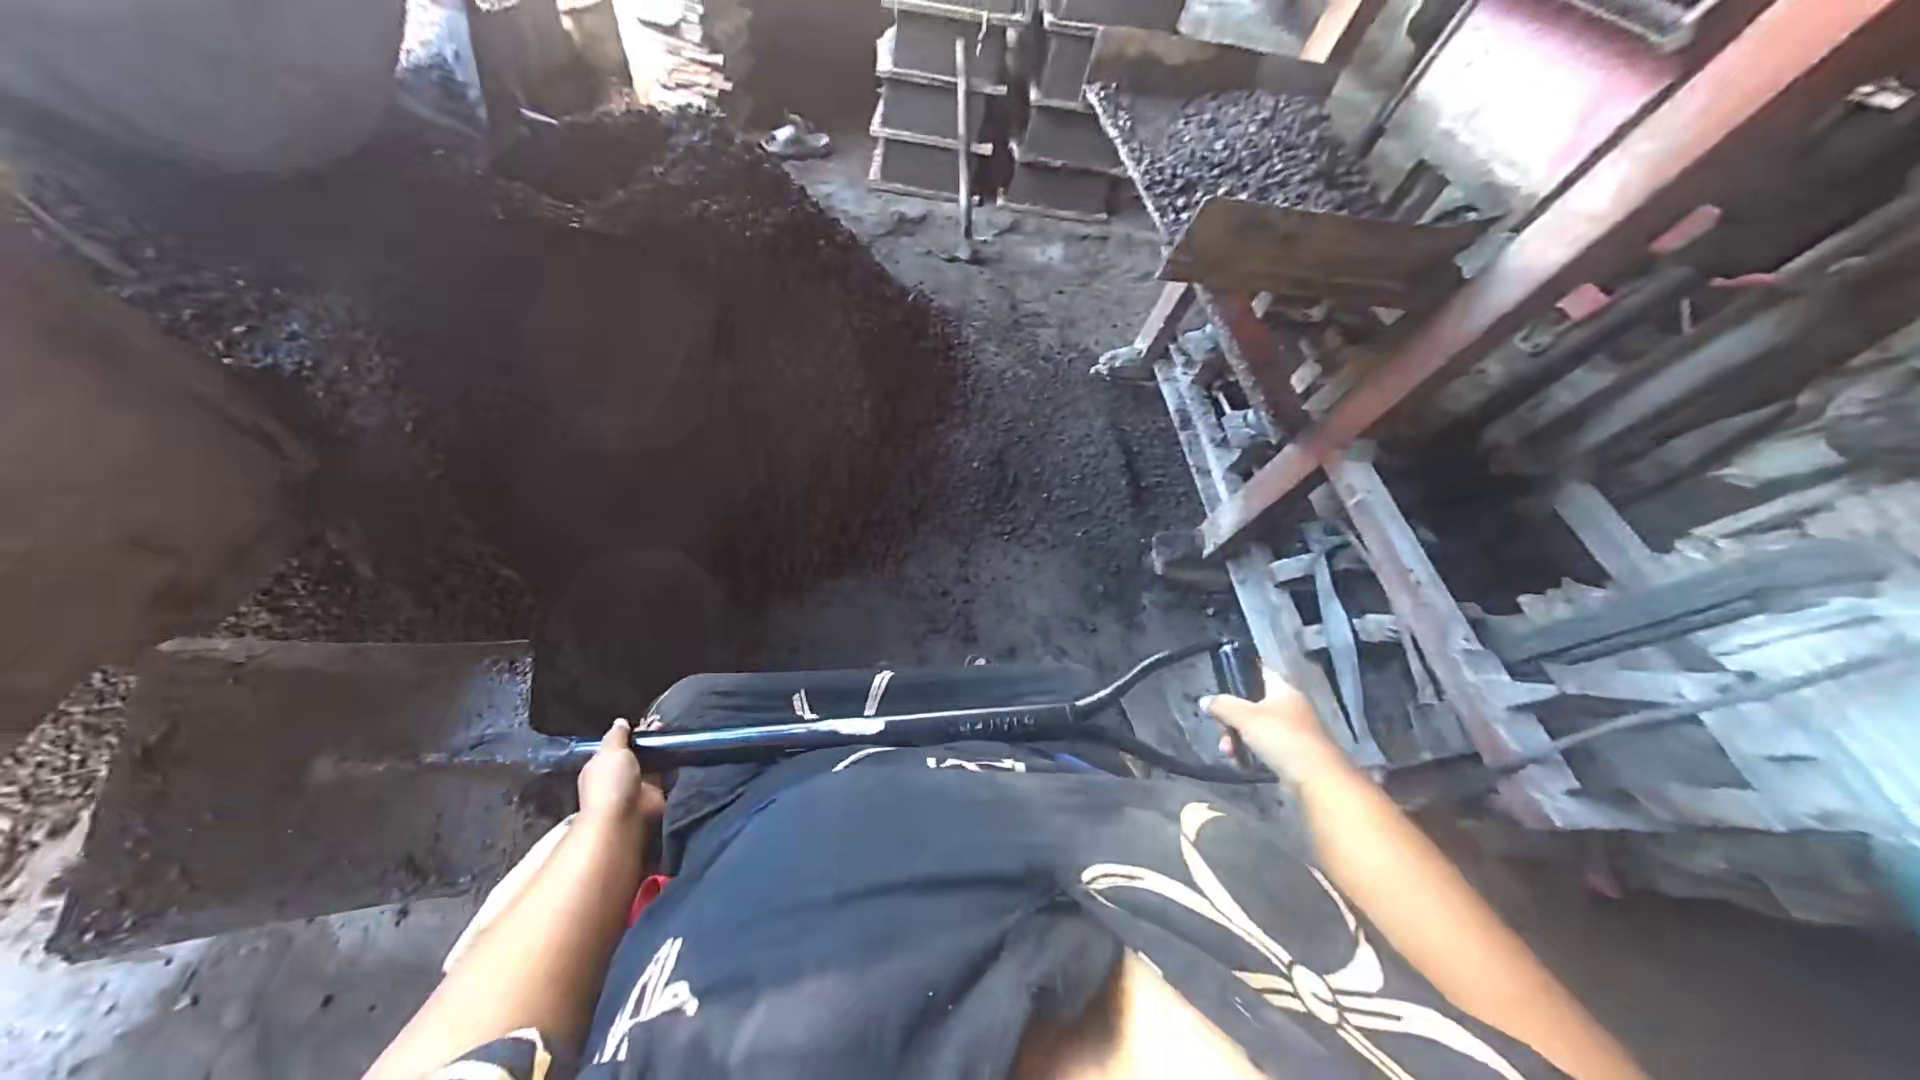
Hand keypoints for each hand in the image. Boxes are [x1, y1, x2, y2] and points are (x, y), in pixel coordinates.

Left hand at [577, 718, 665, 822]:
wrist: (625, 817)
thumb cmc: (611, 782)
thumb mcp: (610, 751)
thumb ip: (616, 735)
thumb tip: (621, 721)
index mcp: (601, 765)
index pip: (615, 745)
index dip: (629, 732)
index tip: (645, 723)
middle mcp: (618, 774)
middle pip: (635, 751)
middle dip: (648, 739)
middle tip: (662, 726)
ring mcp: (637, 783)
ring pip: (652, 760)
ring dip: (661, 749)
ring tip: (674, 735)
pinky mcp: (655, 791)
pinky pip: (666, 773)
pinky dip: (672, 764)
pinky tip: (679, 751)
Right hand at [1203, 681, 1354, 787]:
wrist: (1317, 778)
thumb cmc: (1281, 737)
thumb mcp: (1245, 717)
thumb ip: (1222, 705)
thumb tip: (1205, 700)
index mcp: (1283, 690)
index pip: (1259, 672)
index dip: (1239, 676)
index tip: (1221, 688)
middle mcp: (1289, 707)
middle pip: (1250, 704)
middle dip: (1230, 719)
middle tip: (1222, 732)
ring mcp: (1291, 731)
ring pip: (1254, 728)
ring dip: (1236, 738)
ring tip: (1229, 753)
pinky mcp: (1291, 752)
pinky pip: (1262, 746)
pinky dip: (1248, 752)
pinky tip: (1240, 763)